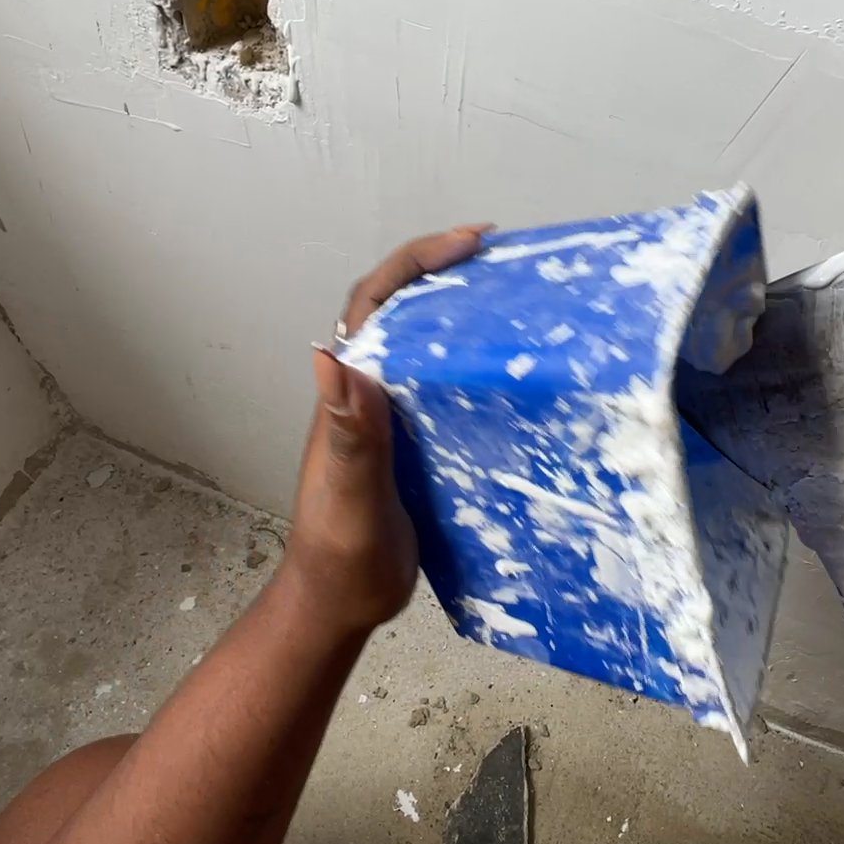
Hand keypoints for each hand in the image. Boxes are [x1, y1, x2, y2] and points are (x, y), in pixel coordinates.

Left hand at [281, 226, 488, 634]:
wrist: (342, 599)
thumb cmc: (342, 554)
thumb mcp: (349, 499)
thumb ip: (347, 438)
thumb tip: (331, 360)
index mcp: (350, 392)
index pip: (374, 303)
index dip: (417, 263)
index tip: (469, 244)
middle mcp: (369, 390)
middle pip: (400, 307)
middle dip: (443, 269)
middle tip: (500, 255)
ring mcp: (392, 413)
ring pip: (422, 340)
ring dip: (460, 307)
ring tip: (512, 294)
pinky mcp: (415, 438)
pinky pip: (442, 381)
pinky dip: (471, 358)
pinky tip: (507, 365)